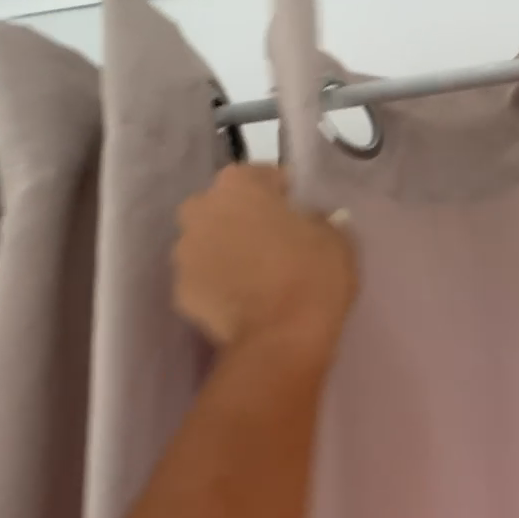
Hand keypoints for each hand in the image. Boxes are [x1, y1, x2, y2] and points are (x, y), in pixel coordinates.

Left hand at [173, 163, 357, 354]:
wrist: (280, 340)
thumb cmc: (313, 278)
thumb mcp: (337, 240)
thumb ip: (322, 220)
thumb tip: (314, 220)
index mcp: (238, 185)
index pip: (266, 177)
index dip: (288, 197)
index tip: (304, 217)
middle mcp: (200, 208)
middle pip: (228, 208)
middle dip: (249, 222)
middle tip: (280, 248)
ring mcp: (184, 252)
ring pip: (212, 244)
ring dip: (232, 253)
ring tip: (262, 280)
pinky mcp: (180, 291)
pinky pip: (207, 280)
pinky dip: (222, 287)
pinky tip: (248, 304)